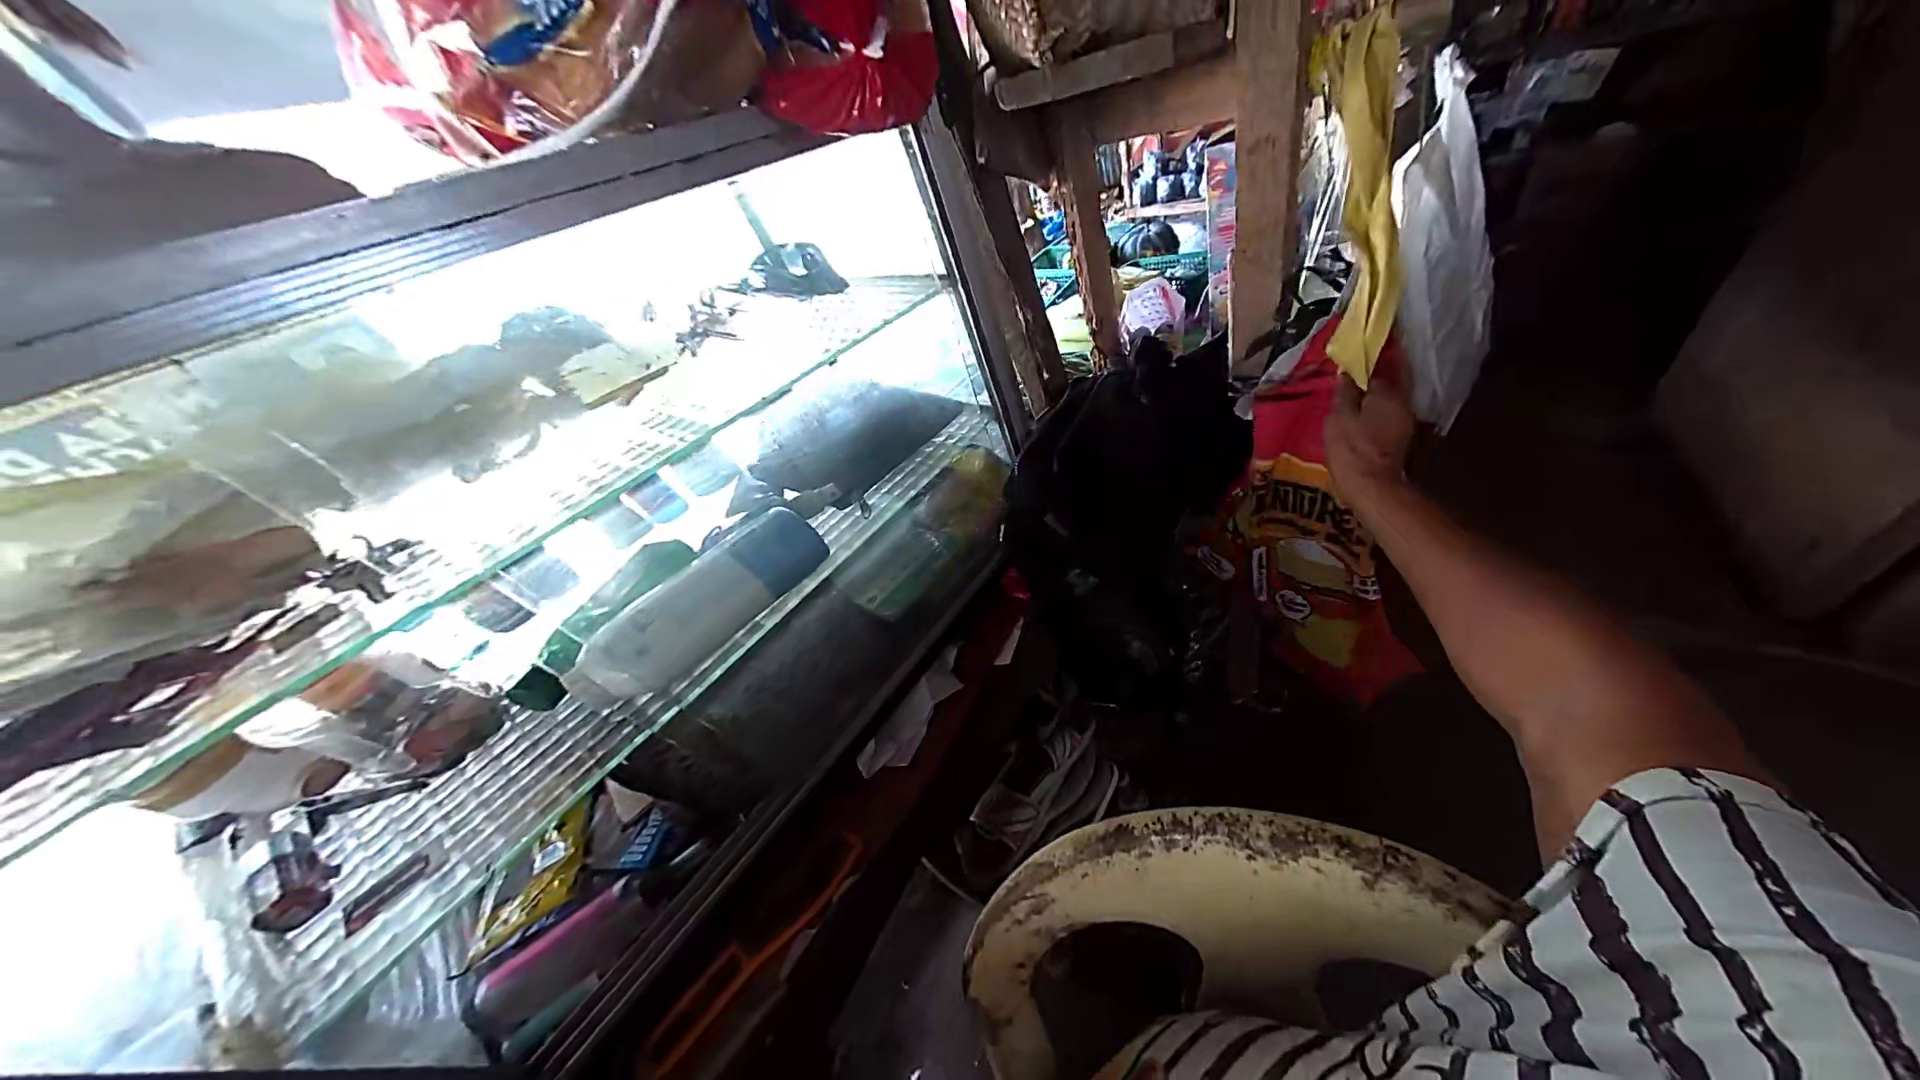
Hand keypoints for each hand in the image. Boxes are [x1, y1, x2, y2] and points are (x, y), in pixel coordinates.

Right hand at [1324, 351, 1415, 503]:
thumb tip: (1347, 373)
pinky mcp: (1400, 440)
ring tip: (1359, 391)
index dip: (1371, 357)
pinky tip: (1365, 414)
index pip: (1381, 366)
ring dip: (1378, 393)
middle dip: (1378, 373)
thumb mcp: (1338, 419)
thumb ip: (1344, 394)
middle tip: (1360, 367)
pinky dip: (1378, 409)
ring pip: (1390, 399)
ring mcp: (1404, 423)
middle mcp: (1402, 404)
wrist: (1372, 487)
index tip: (1363, 348)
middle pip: (1390, 382)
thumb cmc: (1351, 450)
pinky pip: (1388, 415)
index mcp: (1387, 394)